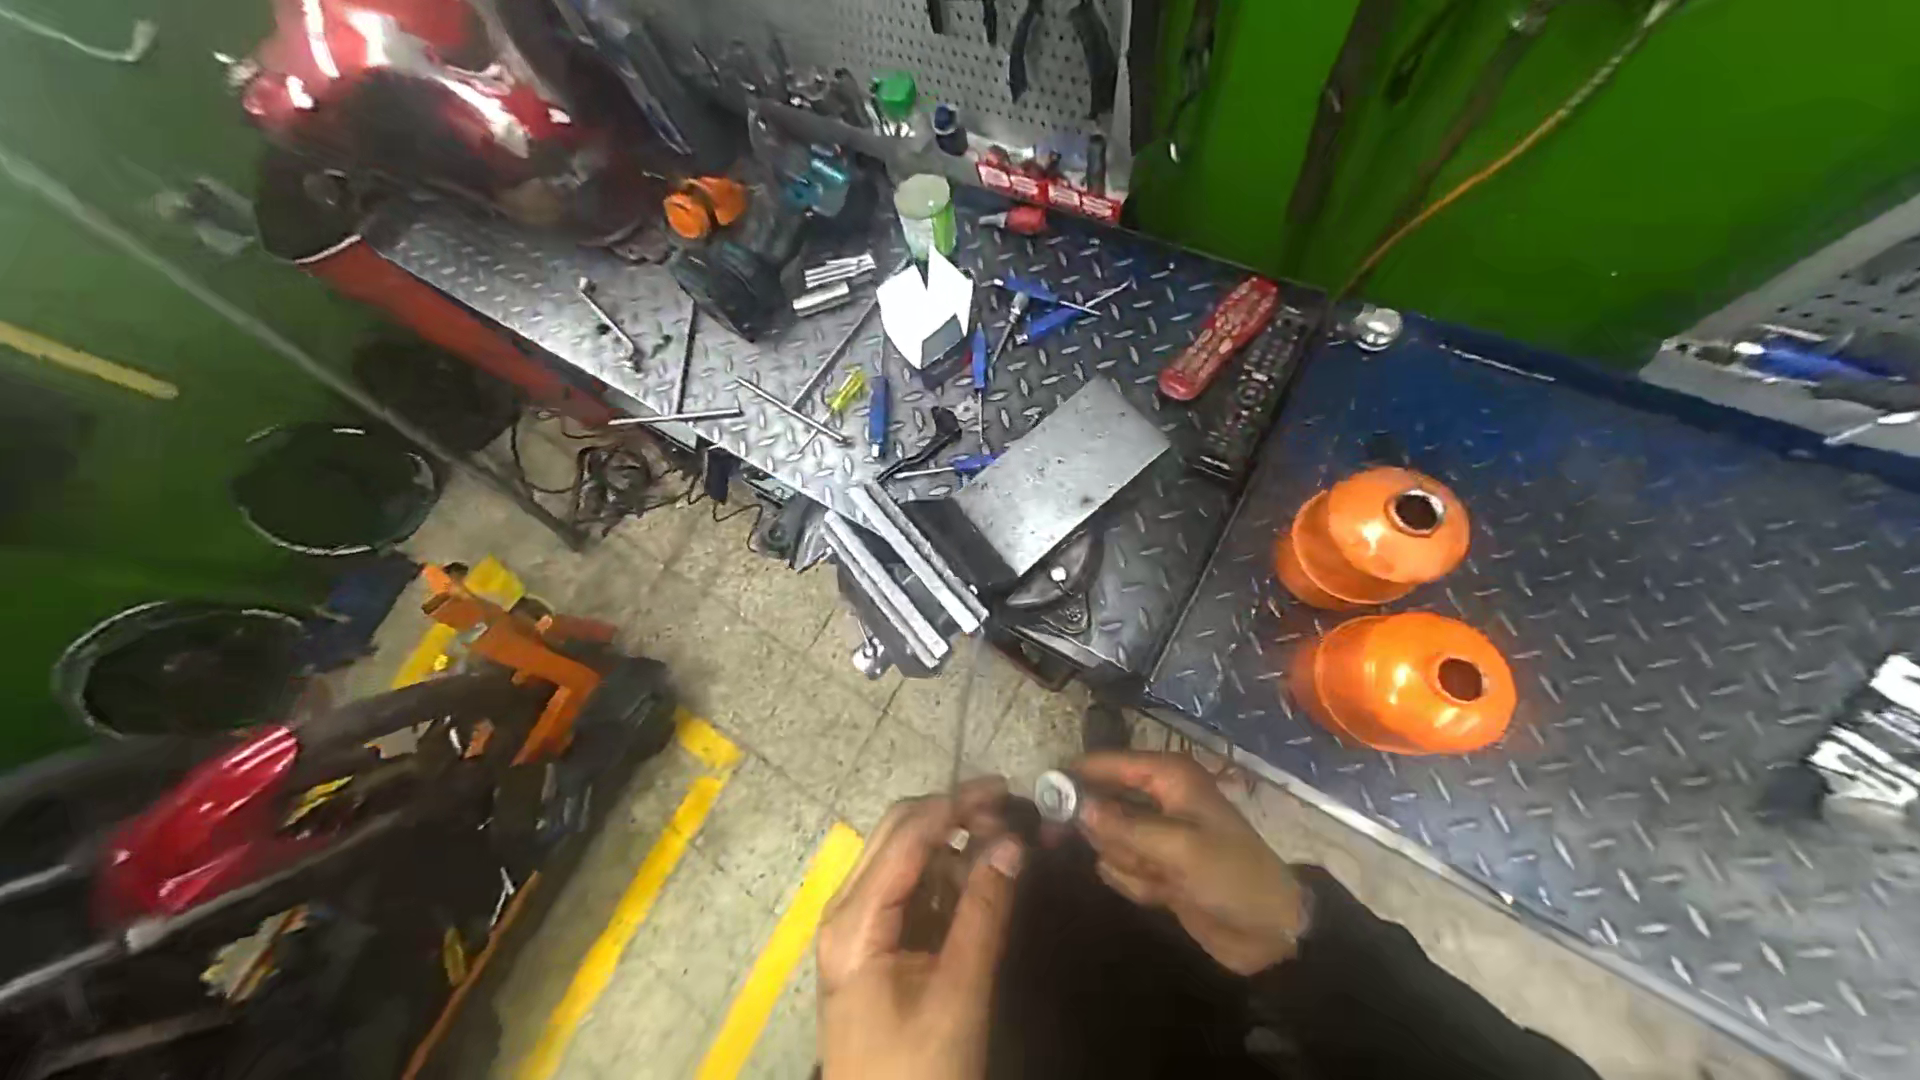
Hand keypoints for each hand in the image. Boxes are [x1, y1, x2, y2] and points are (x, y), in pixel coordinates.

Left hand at [818, 779, 1023, 1079]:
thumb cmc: (917, 1072)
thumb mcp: (958, 993)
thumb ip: (984, 911)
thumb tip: (1013, 843)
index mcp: (855, 920)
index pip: (907, 836)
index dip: (955, 805)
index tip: (1002, 789)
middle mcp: (846, 906)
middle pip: (899, 831)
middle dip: (951, 813)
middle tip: (1004, 813)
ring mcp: (857, 920)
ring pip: (904, 853)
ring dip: (950, 840)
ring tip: (1000, 842)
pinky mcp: (872, 937)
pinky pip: (908, 884)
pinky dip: (944, 870)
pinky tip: (977, 874)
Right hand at [1074, 751, 1309, 974]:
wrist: (1272, 933)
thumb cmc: (1231, 875)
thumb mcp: (1179, 848)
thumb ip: (1125, 826)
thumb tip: (1078, 808)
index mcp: (1167, 777)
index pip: (1106, 764)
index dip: (1076, 778)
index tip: (1045, 800)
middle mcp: (1156, 797)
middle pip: (1100, 802)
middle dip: (1107, 834)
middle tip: (1124, 854)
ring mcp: (1154, 832)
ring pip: (1106, 839)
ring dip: (1126, 862)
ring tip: (1160, 876)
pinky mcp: (1154, 864)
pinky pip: (1120, 866)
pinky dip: (1135, 881)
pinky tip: (1163, 893)